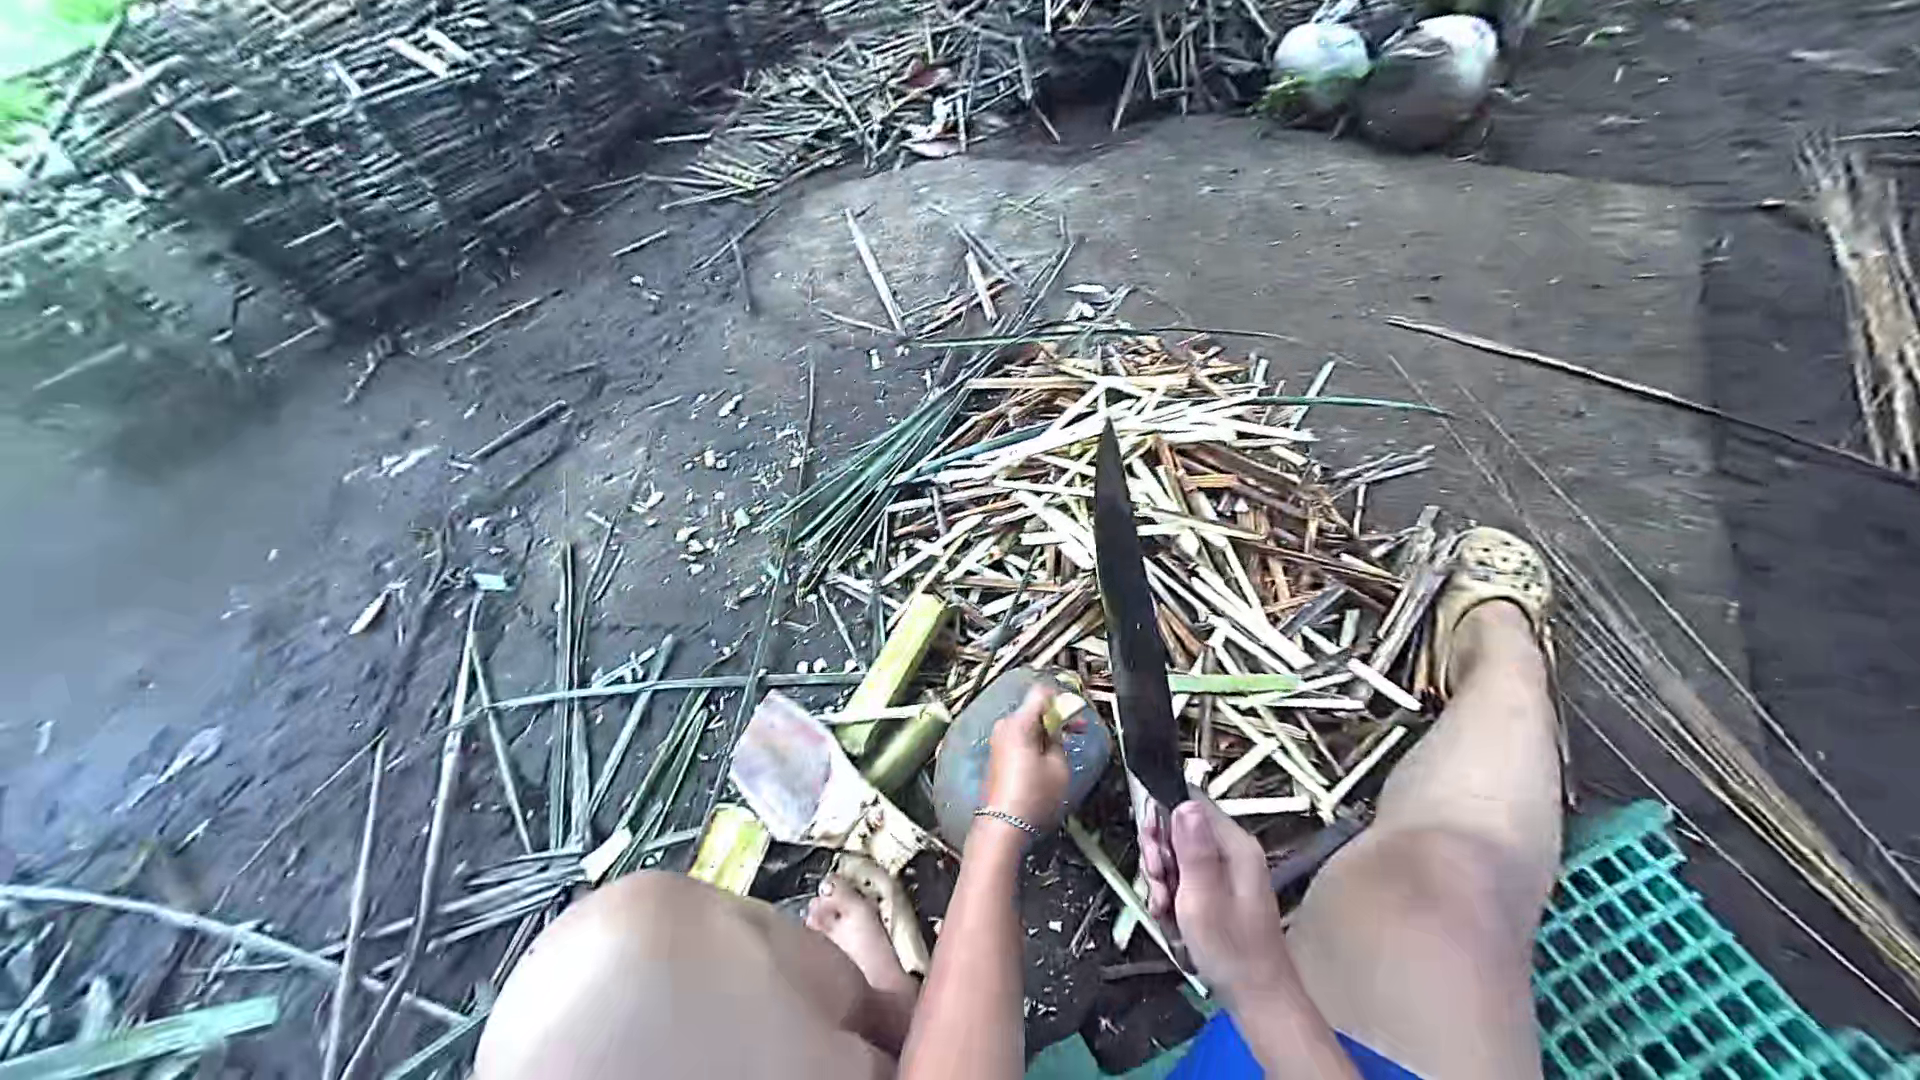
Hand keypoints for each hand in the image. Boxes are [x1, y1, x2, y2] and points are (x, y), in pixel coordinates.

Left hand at [980, 685, 1075, 836]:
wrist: (1003, 824)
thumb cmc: (1034, 795)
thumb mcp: (1058, 766)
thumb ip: (1059, 738)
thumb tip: (1058, 726)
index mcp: (1019, 722)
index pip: (1041, 693)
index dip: (1062, 698)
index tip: (1076, 712)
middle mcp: (1005, 725)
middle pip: (1034, 708)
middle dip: (1056, 716)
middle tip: (1077, 730)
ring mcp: (998, 739)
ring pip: (1027, 723)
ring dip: (1046, 729)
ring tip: (1064, 746)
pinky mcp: (997, 752)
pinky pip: (1019, 736)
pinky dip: (1034, 740)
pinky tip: (1047, 756)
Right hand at [1140, 797, 1299, 1006]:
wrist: (1256, 1000)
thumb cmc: (1233, 953)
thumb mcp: (1202, 898)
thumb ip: (1192, 850)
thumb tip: (1184, 803)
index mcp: (1234, 845)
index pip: (1189, 802)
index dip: (1162, 818)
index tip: (1152, 847)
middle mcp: (1231, 851)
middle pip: (1178, 826)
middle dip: (1158, 852)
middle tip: (1158, 881)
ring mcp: (1224, 869)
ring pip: (1175, 852)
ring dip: (1161, 877)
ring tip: (1165, 905)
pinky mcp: (1216, 887)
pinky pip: (1181, 874)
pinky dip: (1169, 891)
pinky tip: (1170, 913)